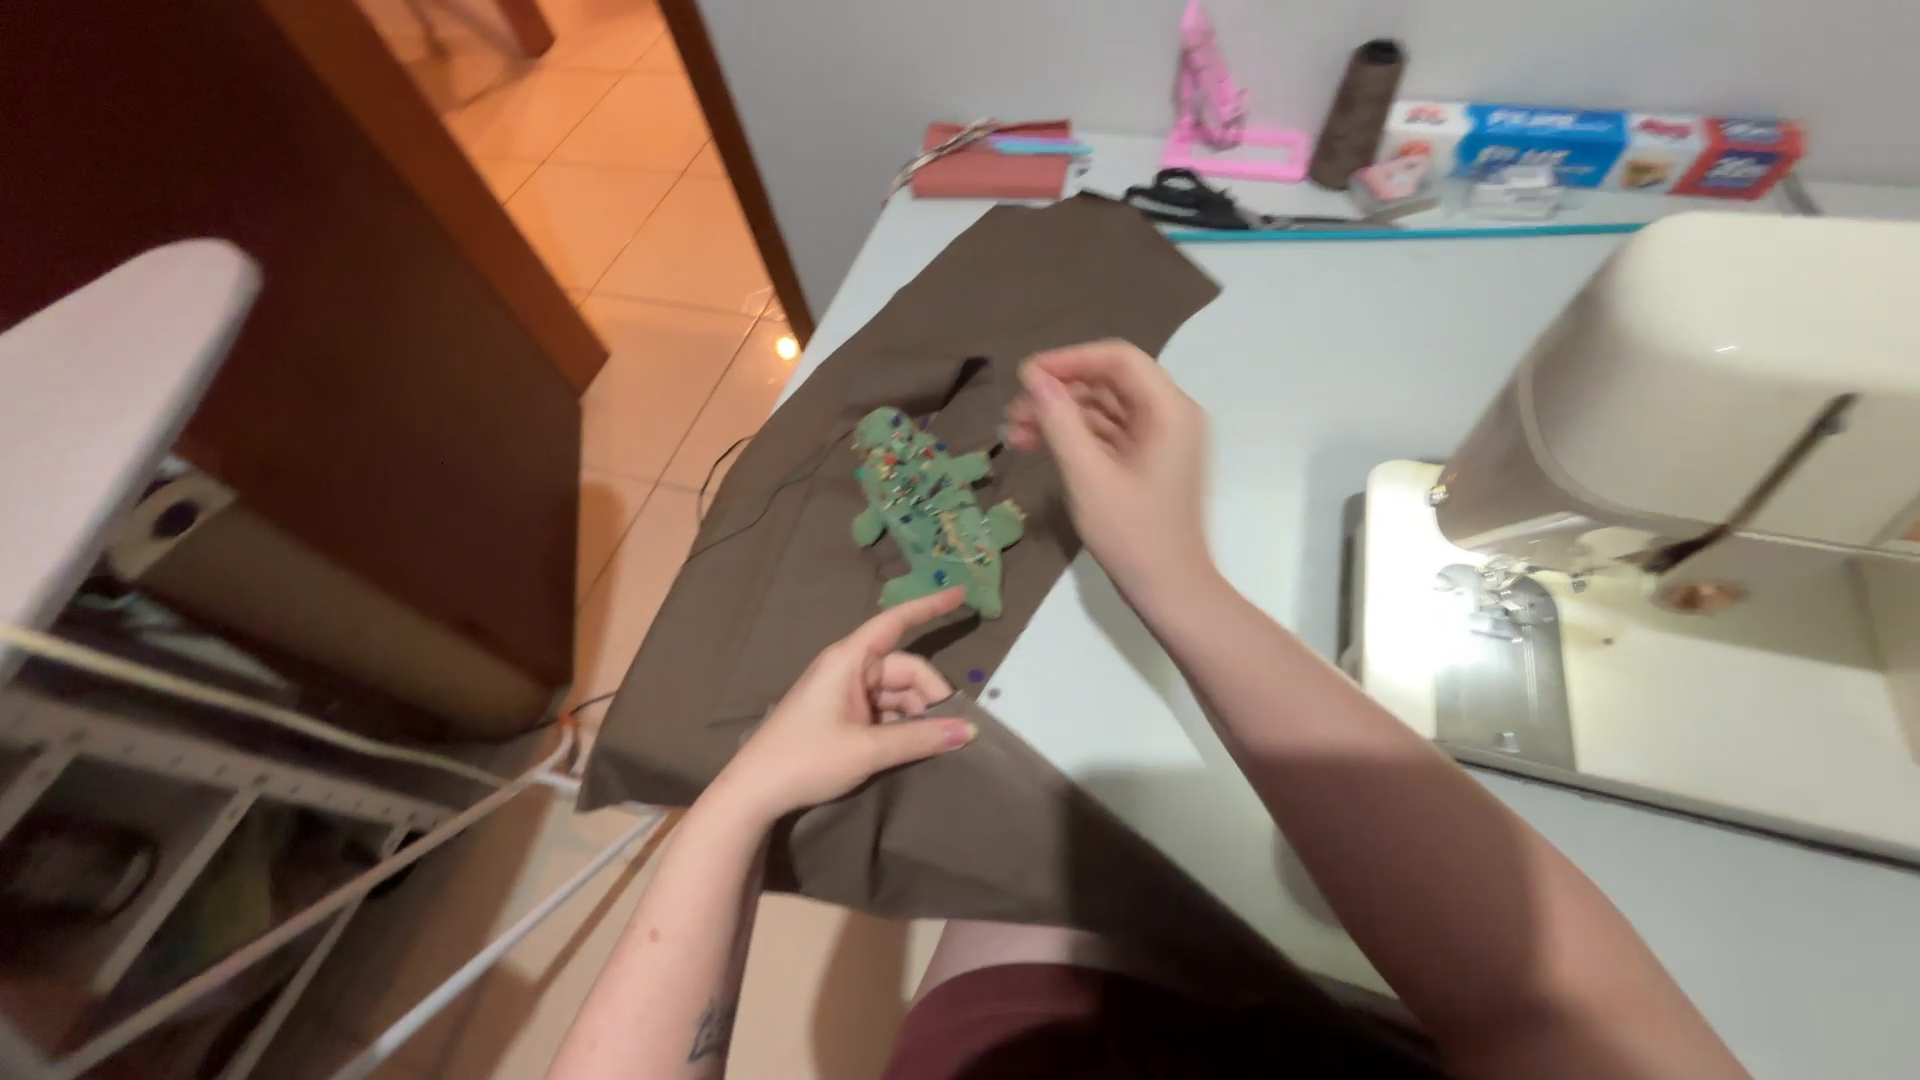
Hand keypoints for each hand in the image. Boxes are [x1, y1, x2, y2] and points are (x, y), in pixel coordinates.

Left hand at [709, 589, 976, 824]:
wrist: (755, 793)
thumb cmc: (806, 759)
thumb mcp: (867, 750)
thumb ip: (920, 738)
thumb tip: (970, 731)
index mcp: (848, 660)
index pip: (895, 622)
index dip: (929, 607)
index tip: (961, 594)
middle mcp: (848, 669)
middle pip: (904, 669)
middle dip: (930, 695)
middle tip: (954, 730)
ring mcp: (845, 693)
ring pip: (897, 693)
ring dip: (917, 714)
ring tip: (936, 744)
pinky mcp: (842, 716)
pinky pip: (884, 710)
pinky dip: (902, 724)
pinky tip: (916, 746)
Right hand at [1004, 340, 1212, 597]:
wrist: (1170, 591)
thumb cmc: (1132, 535)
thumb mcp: (1088, 476)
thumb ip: (1059, 421)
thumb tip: (1033, 378)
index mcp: (1169, 411)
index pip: (1118, 360)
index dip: (1069, 360)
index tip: (1025, 375)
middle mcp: (1169, 417)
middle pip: (1109, 384)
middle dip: (1058, 394)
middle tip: (1012, 412)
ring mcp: (1158, 442)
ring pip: (1103, 412)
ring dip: (1059, 418)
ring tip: (1013, 433)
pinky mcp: (1145, 464)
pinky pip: (1106, 437)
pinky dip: (1073, 439)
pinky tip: (1035, 447)